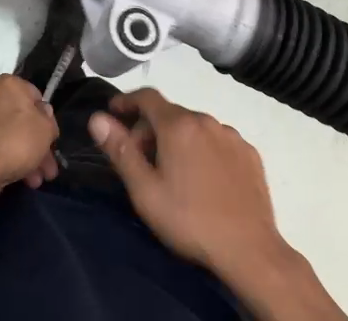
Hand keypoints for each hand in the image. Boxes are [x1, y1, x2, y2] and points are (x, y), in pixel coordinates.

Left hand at [0, 75, 59, 197]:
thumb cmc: (16, 141)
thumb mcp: (46, 130)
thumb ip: (48, 119)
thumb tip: (42, 112)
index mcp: (9, 83)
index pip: (35, 98)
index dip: (46, 121)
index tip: (51, 141)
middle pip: (20, 120)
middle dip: (36, 146)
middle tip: (46, 169)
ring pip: (6, 134)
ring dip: (24, 156)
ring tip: (34, 182)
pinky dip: (4, 157)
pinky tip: (15, 177)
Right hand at [90, 89, 295, 278]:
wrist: (249, 251)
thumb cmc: (190, 220)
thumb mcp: (145, 190)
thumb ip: (120, 150)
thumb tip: (97, 118)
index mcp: (178, 125)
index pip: (147, 97)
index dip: (126, 101)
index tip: (113, 112)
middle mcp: (207, 121)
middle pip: (170, 114)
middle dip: (150, 129)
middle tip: (140, 160)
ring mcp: (232, 137)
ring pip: (195, 128)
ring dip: (178, 140)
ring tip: (172, 173)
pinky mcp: (250, 155)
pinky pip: (218, 142)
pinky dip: (203, 150)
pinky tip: (203, 180)